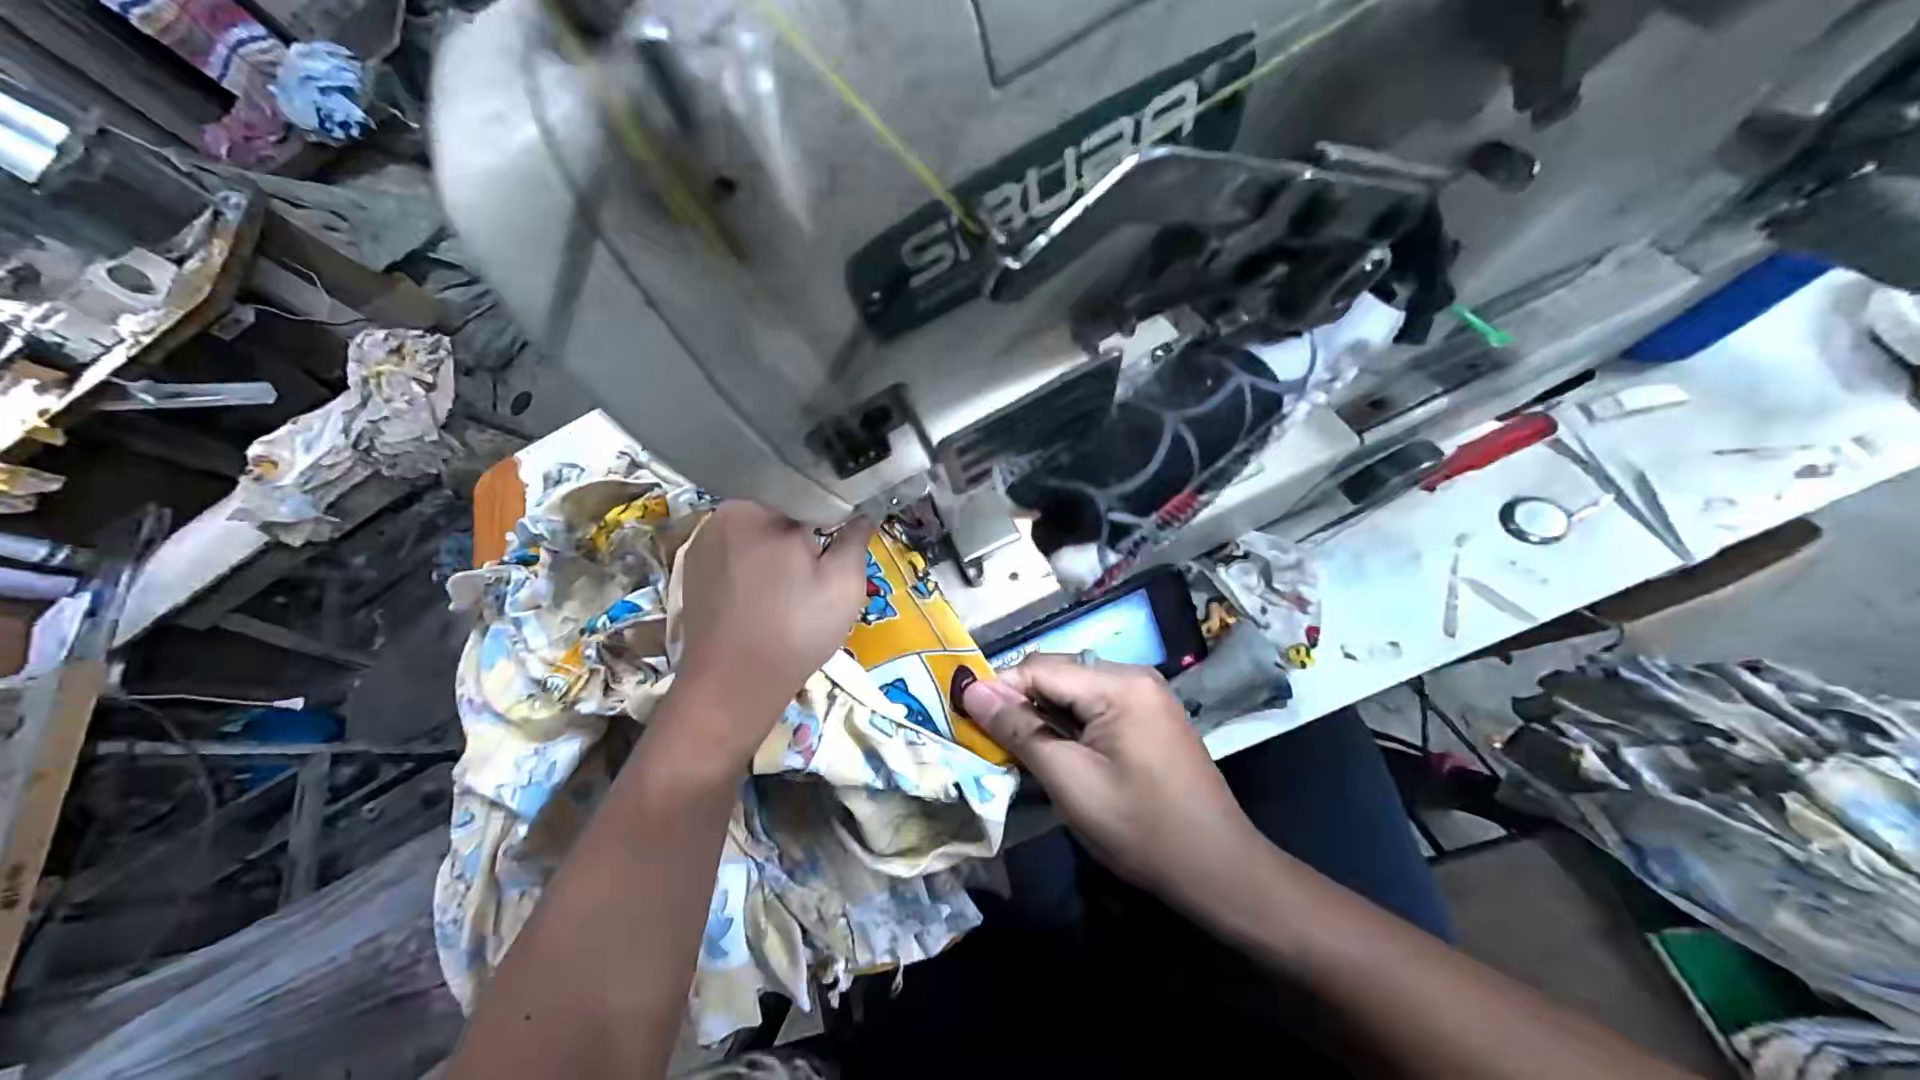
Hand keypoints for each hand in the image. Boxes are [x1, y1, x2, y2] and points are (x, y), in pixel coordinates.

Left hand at [671, 502, 873, 766]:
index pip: (811, 488)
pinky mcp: (694, 568)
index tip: (853, 526)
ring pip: (758, 529)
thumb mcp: (843, 584)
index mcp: (760, 505)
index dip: (838, 507)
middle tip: (828, 559)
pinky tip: (771, 592)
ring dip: (782, 545)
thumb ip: (856, 537)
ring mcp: (704, 540)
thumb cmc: (794, 630)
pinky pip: (737, 550)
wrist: (731, 687)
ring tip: (801, 579)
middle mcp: (724, 512)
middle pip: (781, 506)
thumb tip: (864, 511)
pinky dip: (758, 562)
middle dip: (808, 527)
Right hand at [962, 655, 1265, 900]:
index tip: (963, 718)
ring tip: (1016, 751)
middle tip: (988, 740)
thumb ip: (1020, 730)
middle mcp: (1133, 676)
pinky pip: (1094, 707)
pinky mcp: (1149, 718)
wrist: (1218, 870)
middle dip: (1018, 703)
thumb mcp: (1070, 781)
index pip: (1038, 668)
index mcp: (1118, 684)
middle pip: (1056, 675)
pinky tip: (1055, 754)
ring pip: (1072, 692)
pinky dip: (1067, 726)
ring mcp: (1145, 696)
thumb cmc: (1141, 828)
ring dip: (1041, 716)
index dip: (997, 689)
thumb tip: (972, 690)